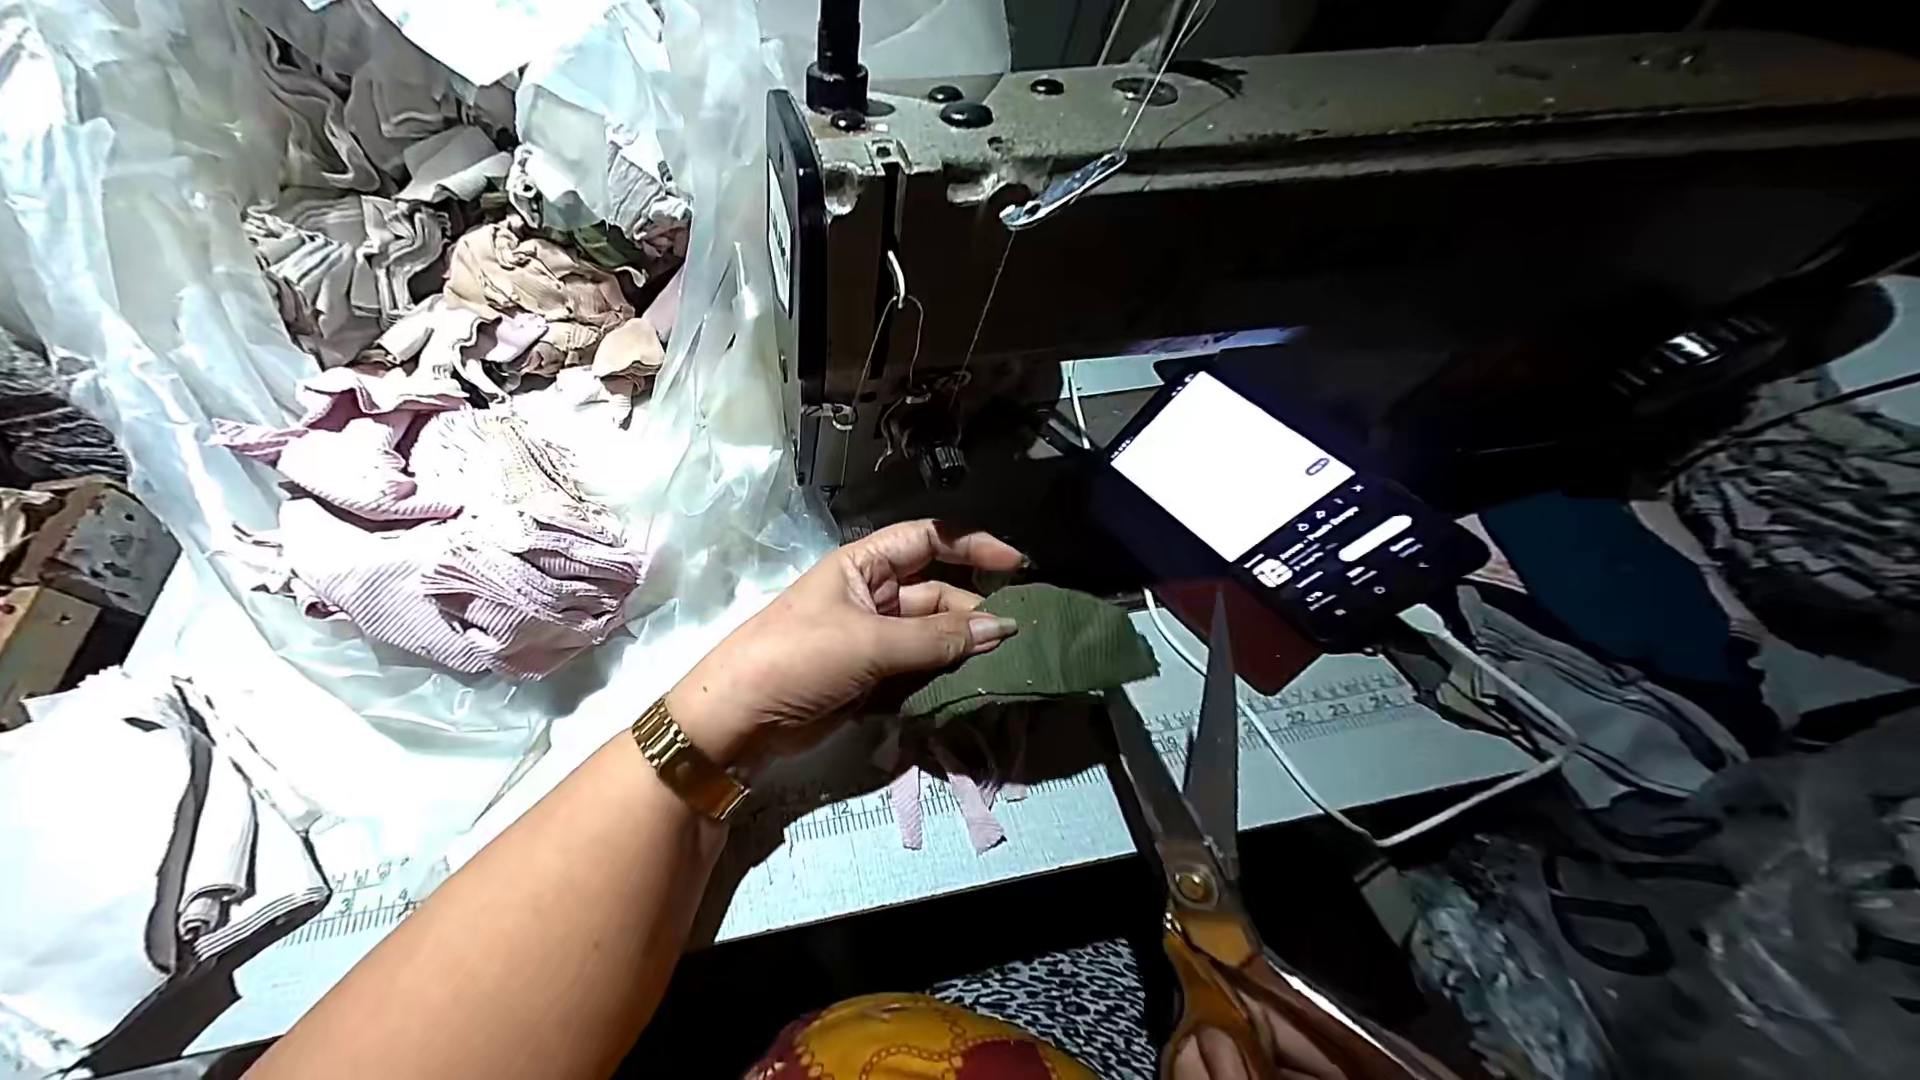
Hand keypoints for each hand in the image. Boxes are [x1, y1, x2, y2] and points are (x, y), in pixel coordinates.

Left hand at [666, 520, 1025, 770]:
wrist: (740, 720)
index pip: (928, 539)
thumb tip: (1001, 629)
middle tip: (1016, 629)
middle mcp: (874, 593)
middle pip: (937, 589)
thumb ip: (937, 639)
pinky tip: (974, 678)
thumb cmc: (799, 657)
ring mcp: (875, 635)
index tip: (1015, 564)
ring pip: (932, 631)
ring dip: (963, 643)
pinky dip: (945, 670)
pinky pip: (921, 663)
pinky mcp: (875, 672)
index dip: (973, 545)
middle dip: (974, 607)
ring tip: (1003, 657)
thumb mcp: (869, 642)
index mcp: (865, 564)